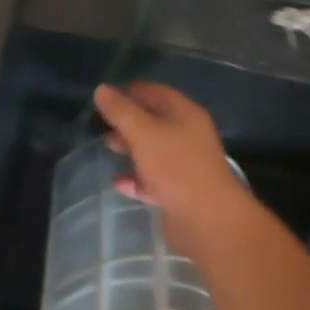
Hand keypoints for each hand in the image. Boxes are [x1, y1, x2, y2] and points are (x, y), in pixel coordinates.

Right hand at [94, 83, 260, 260]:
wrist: (207, 220)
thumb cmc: (176, 167)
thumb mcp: (143, 133)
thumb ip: (121, 111)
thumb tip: (101, 89)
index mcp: (185, 114)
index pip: (155, 92)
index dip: (129, 91)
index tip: (104, 96)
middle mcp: (188, 136)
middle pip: (154, 121)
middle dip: (127, 121)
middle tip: (101, 124)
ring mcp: (186, 165)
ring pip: (153, 150)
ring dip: (130, 149)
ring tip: (107, 149)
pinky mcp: (180, 191)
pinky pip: (154, 179)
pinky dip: (136, 179)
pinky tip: (119, 183)